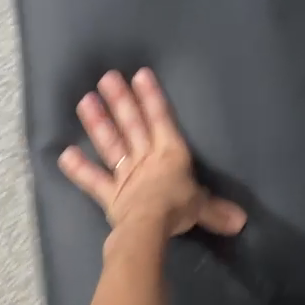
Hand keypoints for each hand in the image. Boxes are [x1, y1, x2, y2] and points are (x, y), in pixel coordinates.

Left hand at [60, 69, 247, 245]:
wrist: (148, 230)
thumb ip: (217, 210)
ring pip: (111, 144)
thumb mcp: (202, 206)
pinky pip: (92, 180)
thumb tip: (241, 221)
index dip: (151, 96)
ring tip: (85, 101)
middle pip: (132, 124)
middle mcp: (146, 157)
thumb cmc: (178, 209)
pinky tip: (63, 154)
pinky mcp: (109, 194)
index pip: (160, 118)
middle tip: (107, 77)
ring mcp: (125, 174)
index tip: (140, 74)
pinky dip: (78, 168)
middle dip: (120, 100)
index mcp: (170, 153)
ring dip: (98, 123)